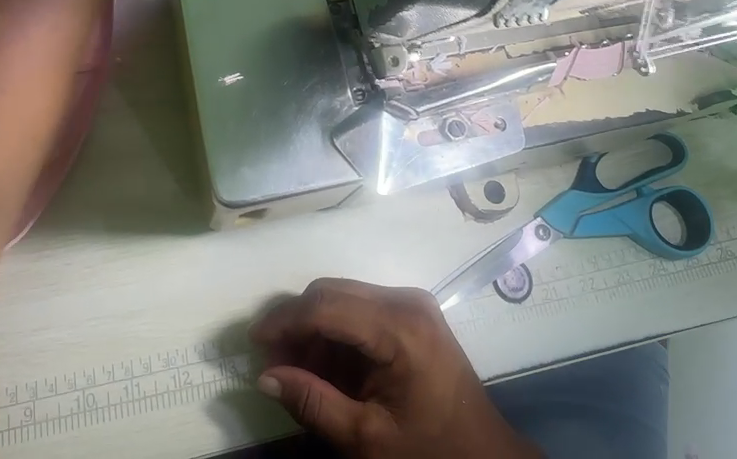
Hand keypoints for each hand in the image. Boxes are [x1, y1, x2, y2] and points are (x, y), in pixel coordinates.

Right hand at [250, 279, 538, 458]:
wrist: (484, 456)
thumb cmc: (427, 450)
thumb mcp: (365, 438)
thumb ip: (313, 402)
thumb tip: (264, 375)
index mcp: (399, 327)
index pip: (326, 306)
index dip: (284, 320)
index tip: (252, 342)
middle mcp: (405, 300)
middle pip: (331, 293)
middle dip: (296, 325)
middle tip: (273, 365)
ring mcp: (411, 303)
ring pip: (341, 298)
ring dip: (314, 331)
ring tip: (299, 376)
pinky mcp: (412, 313)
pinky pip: (359, 309)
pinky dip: (335, 334)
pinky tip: (326, 371)